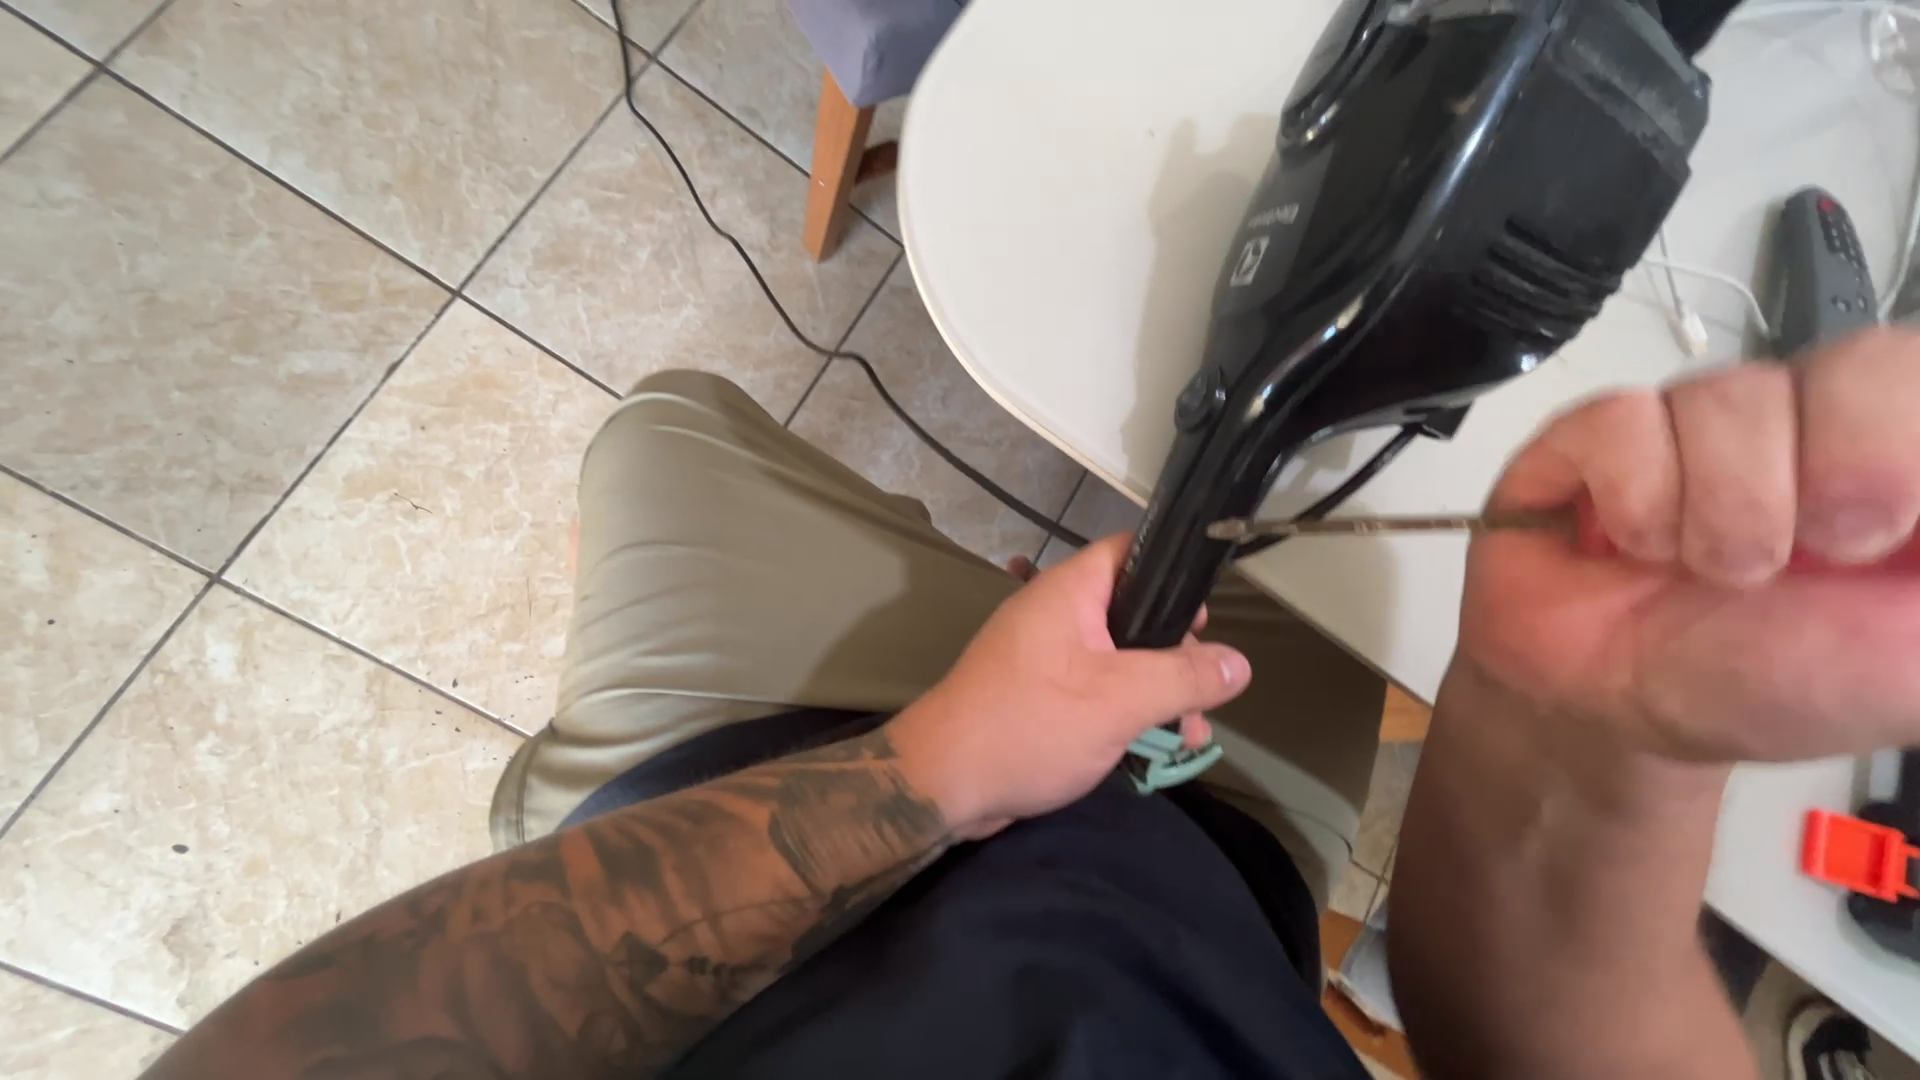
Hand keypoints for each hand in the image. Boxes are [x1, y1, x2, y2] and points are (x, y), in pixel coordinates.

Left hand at [886, 534, 1251, 838]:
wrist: (945, 783)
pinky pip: (1097, 691)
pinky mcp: (1043, 695)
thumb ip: (1184, 677)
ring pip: (1120, 660)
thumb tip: (1240, 663)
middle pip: (1134, 613)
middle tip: (1204, 691)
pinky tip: (1156, 750)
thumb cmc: (1031, 724)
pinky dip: (1127, 713)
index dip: (1171, 574)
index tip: (1202, 618)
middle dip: (1176, 655)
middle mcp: (1057, 615)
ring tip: (1192, 736)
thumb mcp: (1119, 699)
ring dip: (1159, 694)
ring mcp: (1047, 657)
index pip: (1129, 552)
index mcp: (1069, 592)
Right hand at [1454, 327, 1919, 764]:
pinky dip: (1627, 491)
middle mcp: (1801, 428)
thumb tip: (1911, 508)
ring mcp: (1686, 429)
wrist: (1606, 707)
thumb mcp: (1917, 662)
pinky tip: (1625, 539)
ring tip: (1690, 566)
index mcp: (1894, 464)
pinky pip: (1616, 420)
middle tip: (1793, 559)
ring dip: (1712, 508)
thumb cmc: (1766, 688)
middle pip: (1852, 364)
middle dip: (1824, 478)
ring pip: (1722, 394)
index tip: (1879, 542)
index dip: (1900, 443)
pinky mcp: (1584, 442)